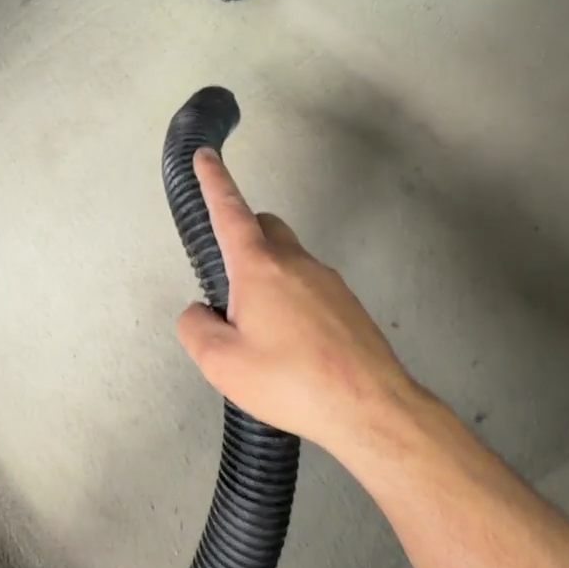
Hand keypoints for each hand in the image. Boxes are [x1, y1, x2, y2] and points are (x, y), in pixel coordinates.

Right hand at [175, 149, 420, 456]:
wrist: (373, 411)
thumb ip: (195, 327)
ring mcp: (328, 282)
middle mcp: (295, 263)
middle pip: (264, 226)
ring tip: (263, 336)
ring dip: (268, 279)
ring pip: (288, 260)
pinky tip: (293, 349)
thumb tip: (200, 313)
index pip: (229, 210)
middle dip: (243, 236)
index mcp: (258, 266)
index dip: (213, 180)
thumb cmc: (292, 382)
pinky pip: (310, 289)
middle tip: (229, 284)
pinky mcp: (349, 306)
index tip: (205, 156)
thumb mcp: (221, 362)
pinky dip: (293, 302)